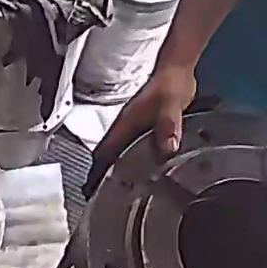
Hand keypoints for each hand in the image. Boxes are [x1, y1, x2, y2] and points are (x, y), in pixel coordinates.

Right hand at [87, 61, 197, 194]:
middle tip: (100, 196)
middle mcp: (125, 128)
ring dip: (114, 169)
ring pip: (118, 153)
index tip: (90, 188)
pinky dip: (130, 162)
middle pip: (107, 155)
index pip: (104, 150)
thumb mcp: (171, 105)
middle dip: (101, 175)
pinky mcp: (142, 128)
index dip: (96, 170)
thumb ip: (168, 125)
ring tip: (116, 189)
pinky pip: (131, 149)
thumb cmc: (170, 84)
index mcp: (126, 124)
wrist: (176, 71)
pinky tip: (137, 172)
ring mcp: (132, 128)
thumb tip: (168, 147)